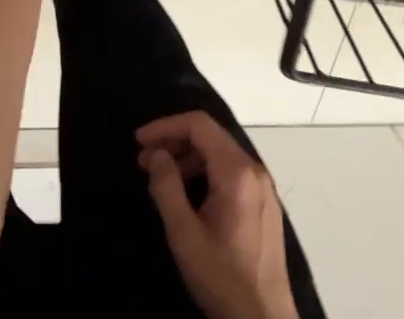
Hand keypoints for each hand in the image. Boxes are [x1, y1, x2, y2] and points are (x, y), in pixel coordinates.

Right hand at [138, 112, 298, 318]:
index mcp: (237, 173)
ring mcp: (263, 188)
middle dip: (175, 141)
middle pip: (211, 136)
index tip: (139, 142)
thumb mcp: (184, 234)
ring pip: (221, 154)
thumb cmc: (222, 277)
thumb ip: (166, 187)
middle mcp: (255, 171)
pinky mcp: (264, 205)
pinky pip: (232, 173)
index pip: (199, 125)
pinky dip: (205, 172)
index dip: (165, 126)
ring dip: (188, 158)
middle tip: (144, 161)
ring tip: (161, 178)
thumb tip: (156, 154)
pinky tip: (187, 194)